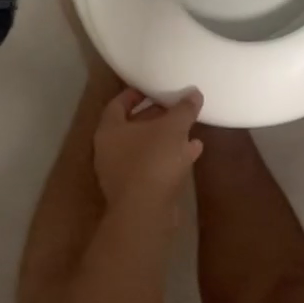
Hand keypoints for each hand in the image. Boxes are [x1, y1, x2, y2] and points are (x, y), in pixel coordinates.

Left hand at [92, 88, 203, 222]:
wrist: (145, 213)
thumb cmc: (153, 160)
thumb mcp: (173, 127)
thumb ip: (184, 108)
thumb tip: (194, 93)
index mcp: (110, 130)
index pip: (118, 104)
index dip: (135, 94)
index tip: (153, 89)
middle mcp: (109, 151)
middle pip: (132, 126)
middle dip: (155, 116)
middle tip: (175, 107)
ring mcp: (120, 174)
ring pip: (144, 148)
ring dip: (165, 138)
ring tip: (189, 129)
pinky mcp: (135, 193)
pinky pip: (152, 167)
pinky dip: (169, 157)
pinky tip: (192, 152)